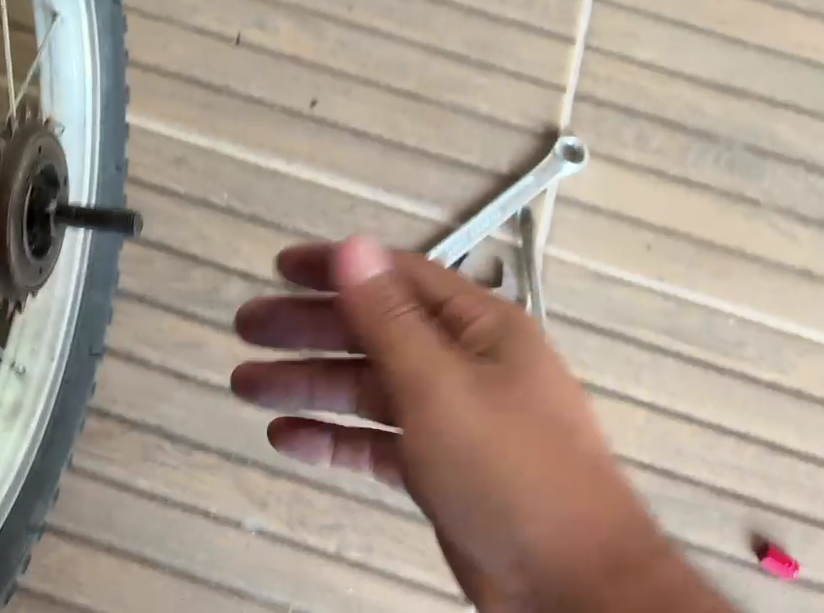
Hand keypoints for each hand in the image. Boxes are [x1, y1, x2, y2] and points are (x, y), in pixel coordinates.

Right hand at [232, 238, 726, 612]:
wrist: (578, 593)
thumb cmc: (512, 472)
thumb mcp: (440, 385)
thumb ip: (386, 316)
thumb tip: (351, 245)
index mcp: (477, 330)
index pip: (394, 278)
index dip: (334, 268)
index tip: (279, 268)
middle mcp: (462, 365)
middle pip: (369, 332)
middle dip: (305, 329)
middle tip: (247, 328)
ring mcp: (450, 418)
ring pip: (364, 387)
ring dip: (306, 384)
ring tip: (245, 385)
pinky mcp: (438, 468)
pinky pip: (372, 440)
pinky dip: (331, 436)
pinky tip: (286, 438)